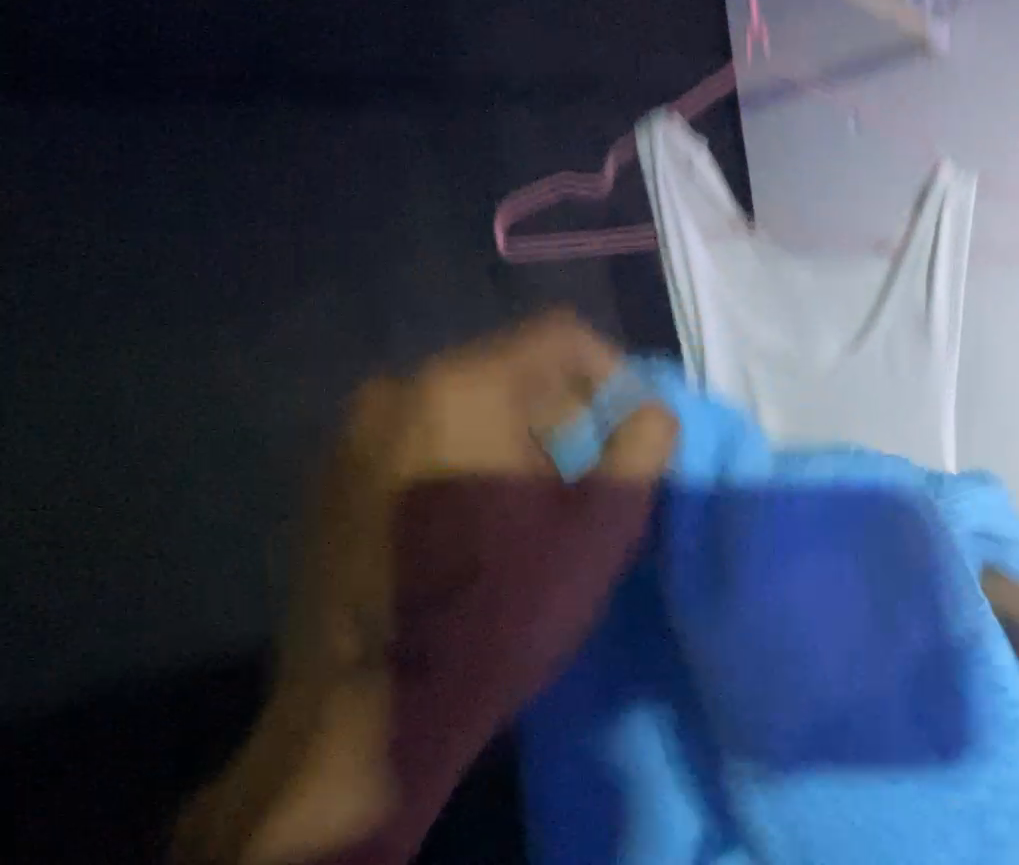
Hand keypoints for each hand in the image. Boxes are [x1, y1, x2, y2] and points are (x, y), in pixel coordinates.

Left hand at [174, 310, 633, 864]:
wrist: (362, 718)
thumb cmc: (500, 610)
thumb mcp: (603, 526)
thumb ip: (644, 447)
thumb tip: (653, 411)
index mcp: (465, 390)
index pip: (561, 336)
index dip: (615, 371)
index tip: (632, 429)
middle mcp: (398, 393)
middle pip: (511, 367)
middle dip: (567, 408)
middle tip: (592, 471)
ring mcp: (352, 439)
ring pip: (465, 404)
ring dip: (518, 435)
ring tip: (538, 503)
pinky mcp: (329, 485)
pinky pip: (421, 439)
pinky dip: (467, 457)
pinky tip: (478, 523)